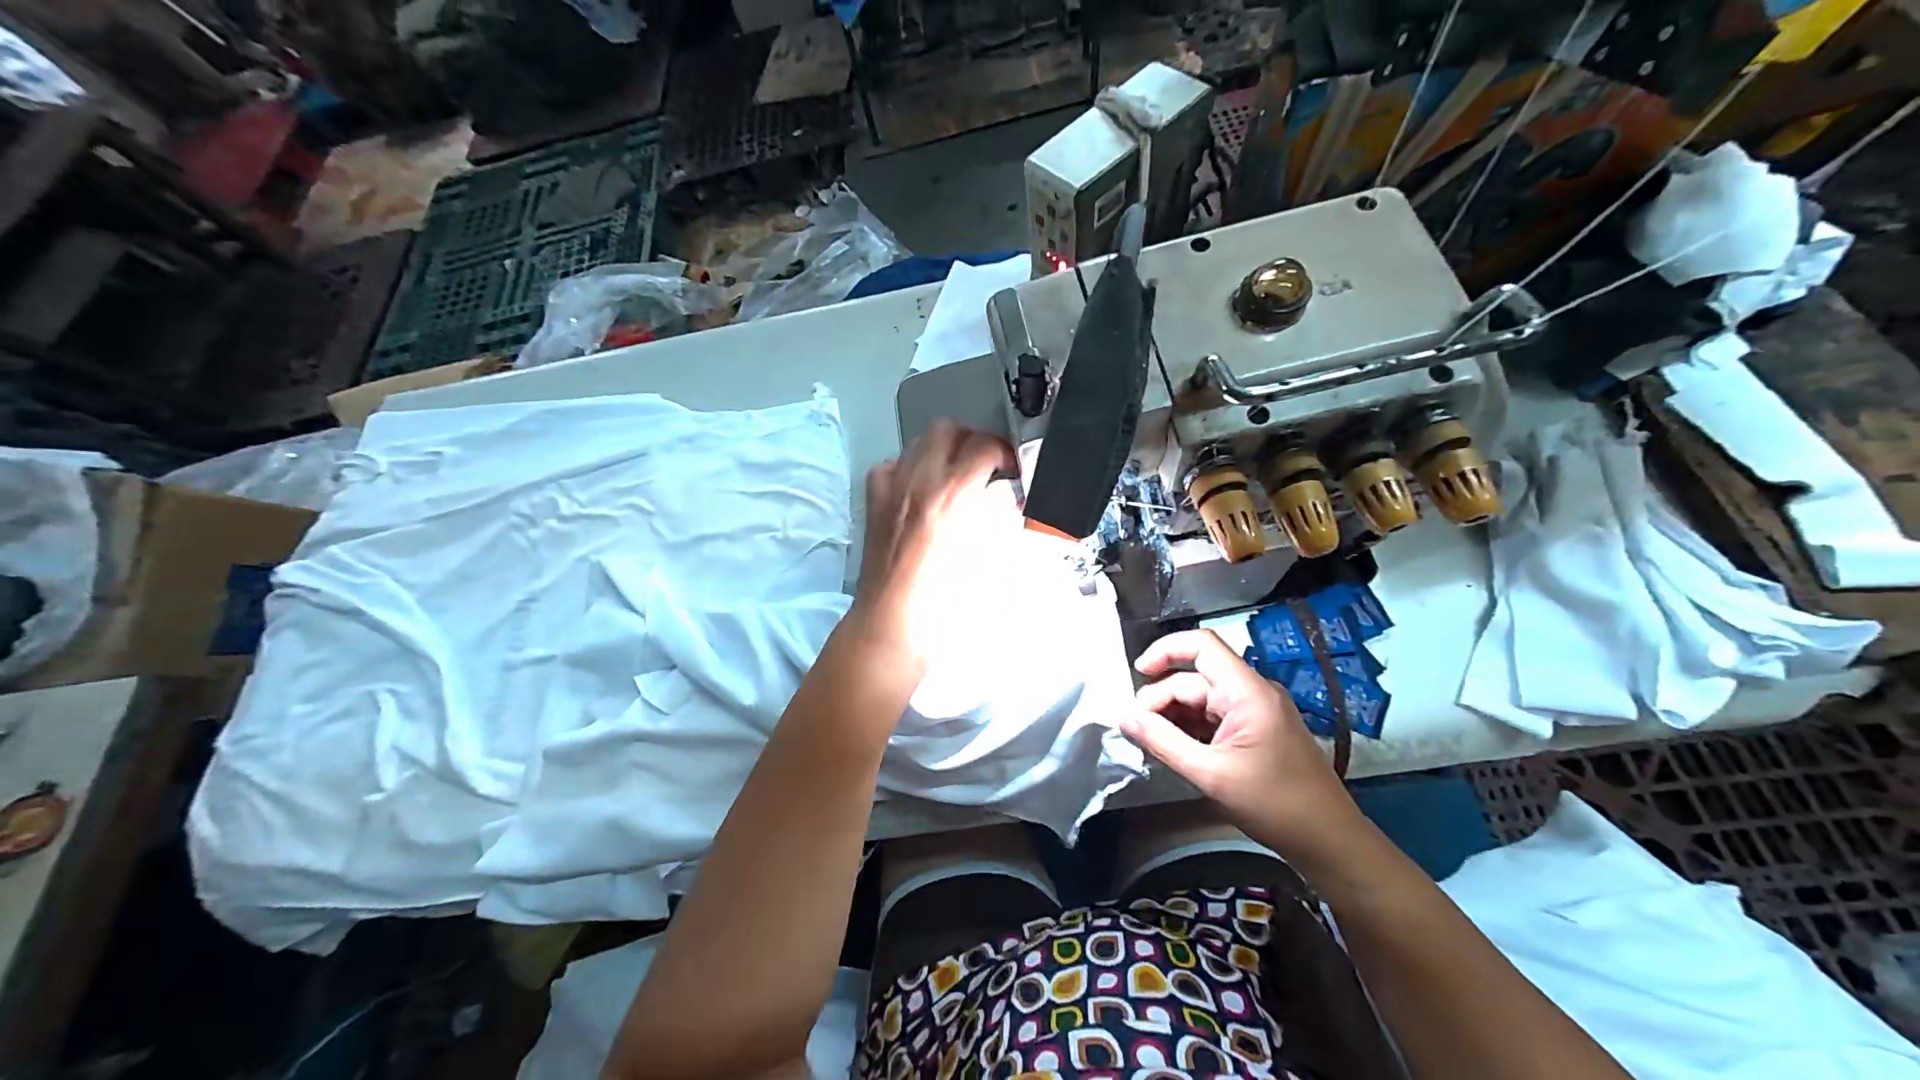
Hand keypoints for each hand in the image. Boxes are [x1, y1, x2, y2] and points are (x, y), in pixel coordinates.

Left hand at [852, 420, 1015, 647]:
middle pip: (947, 429)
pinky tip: (921, 489)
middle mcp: (917, 482)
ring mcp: (891, 488)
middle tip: (986, 464)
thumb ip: (998, 519)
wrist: (892, 624)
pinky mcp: (874, 501)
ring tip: (956, 474)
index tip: (1011, 468)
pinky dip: (910, 468)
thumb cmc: (945, 606)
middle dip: (972, 440)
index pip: (983, 446)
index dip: (1005, 453)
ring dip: (942, 450)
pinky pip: (892, 464)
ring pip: (918, 441)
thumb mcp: (990, 561)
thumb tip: (1004, 498)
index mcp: (951, 496)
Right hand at [1121, 629, 1365, 862]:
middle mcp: (1252, 693)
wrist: (1329, 841)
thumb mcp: (1211, 774)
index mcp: (1248, 692)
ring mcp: (1255, 712)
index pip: (1202, 646)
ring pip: (1201, 700)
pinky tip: (1172, 748)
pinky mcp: (1255, 731)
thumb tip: (1125, 718)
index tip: (1137, 674)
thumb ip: (1163, 742)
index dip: (1165, 650)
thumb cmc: (1275, 805)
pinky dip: (1189, 729)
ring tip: (1150, 742)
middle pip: (1195, 678)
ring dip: (1173, 716)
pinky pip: (1213, 718)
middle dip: (1161, 698)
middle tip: (1137, 730)